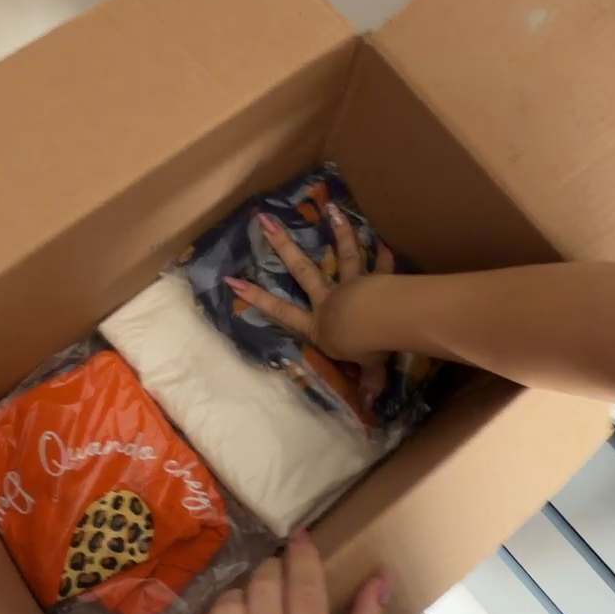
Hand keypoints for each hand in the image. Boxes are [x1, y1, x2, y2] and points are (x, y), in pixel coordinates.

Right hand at [225, 205, 396, 414]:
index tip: (232, 281)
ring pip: (342, 255)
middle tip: (265, 220)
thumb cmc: (364, 348)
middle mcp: (328, 300)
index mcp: (318, 325)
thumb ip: (369, 381)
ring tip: (330, 207)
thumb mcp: (366, 368)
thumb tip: (371, 406)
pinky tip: (382, 238)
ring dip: (338, 231)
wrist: (382, 324)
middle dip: (282, 245)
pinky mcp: (375, 279)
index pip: (281, 312)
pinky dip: (382, 254)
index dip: (256, 298)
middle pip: (302, 270)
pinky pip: (378, 265)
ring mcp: (351, 285)